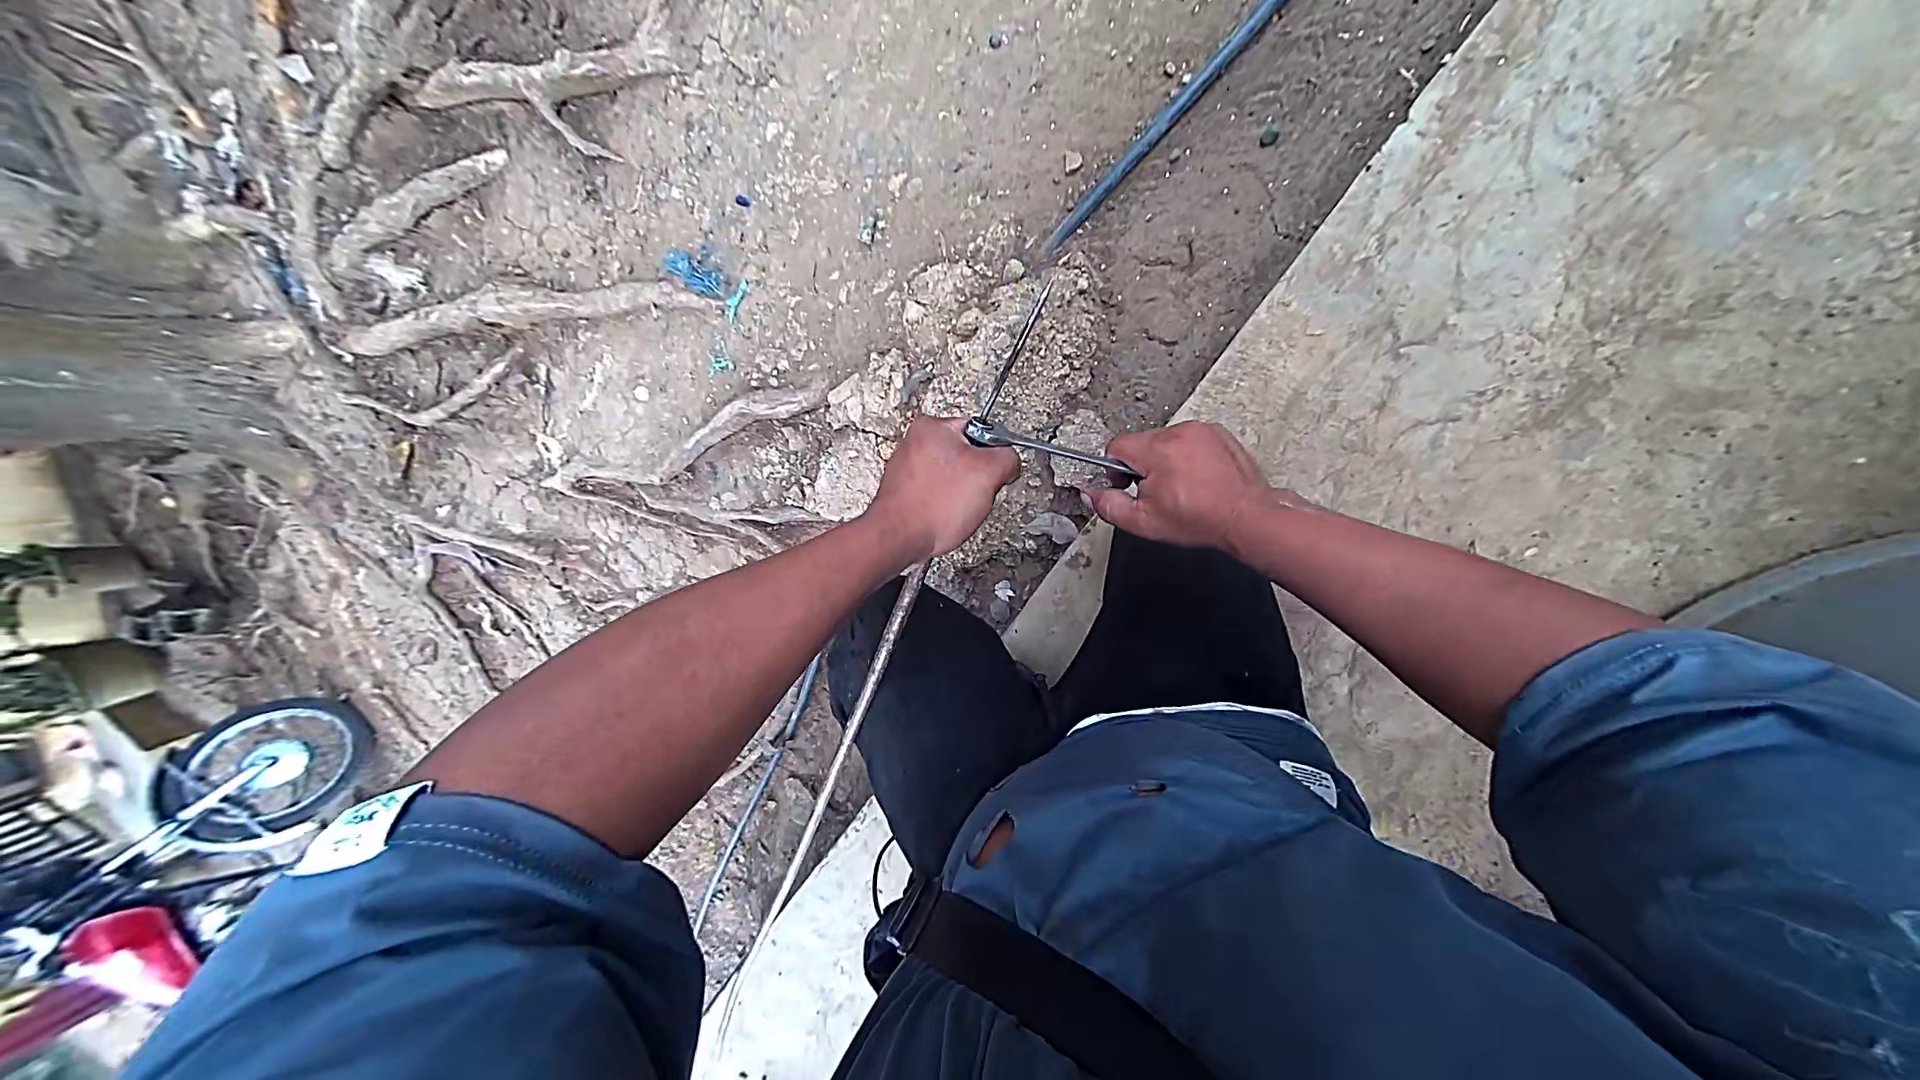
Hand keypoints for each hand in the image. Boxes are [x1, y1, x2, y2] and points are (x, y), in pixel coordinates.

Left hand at [863, 415, 1019, 560]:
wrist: (898, 539)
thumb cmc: (932, 507)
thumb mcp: (988, 473)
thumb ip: (1007, 458)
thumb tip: (1010, 460)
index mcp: (932, 427)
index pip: (981, 431)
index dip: (994, 455)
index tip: (994, 472)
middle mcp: (915, 442)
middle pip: (967, 455)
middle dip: (975, 478)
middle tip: (972, 493)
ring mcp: (907, 468)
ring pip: (952, 478)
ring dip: (959, 495)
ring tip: (953, 507)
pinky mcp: (905, 491)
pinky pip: (936, 494)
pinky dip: (943, 506)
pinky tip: (941, 516)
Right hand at [1083, 422, 1291, 553]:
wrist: (1246, 518)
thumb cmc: (1202, 520)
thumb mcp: (1144, 522)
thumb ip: (1109, 506)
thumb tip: (1091, 494)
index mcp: (1158, 451)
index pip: (1117, 446)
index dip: (1116, 469)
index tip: (1127, 484)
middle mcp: (1181, 433)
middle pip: (1141, 443)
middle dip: (1143, 466)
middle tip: (1158, 492)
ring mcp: (1202, 431)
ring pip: (1165, 441)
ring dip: (1165, 460)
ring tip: (1181, 486)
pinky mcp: (1218, 434)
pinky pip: (1188, 440)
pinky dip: (1187, 456)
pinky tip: (1196, 479)